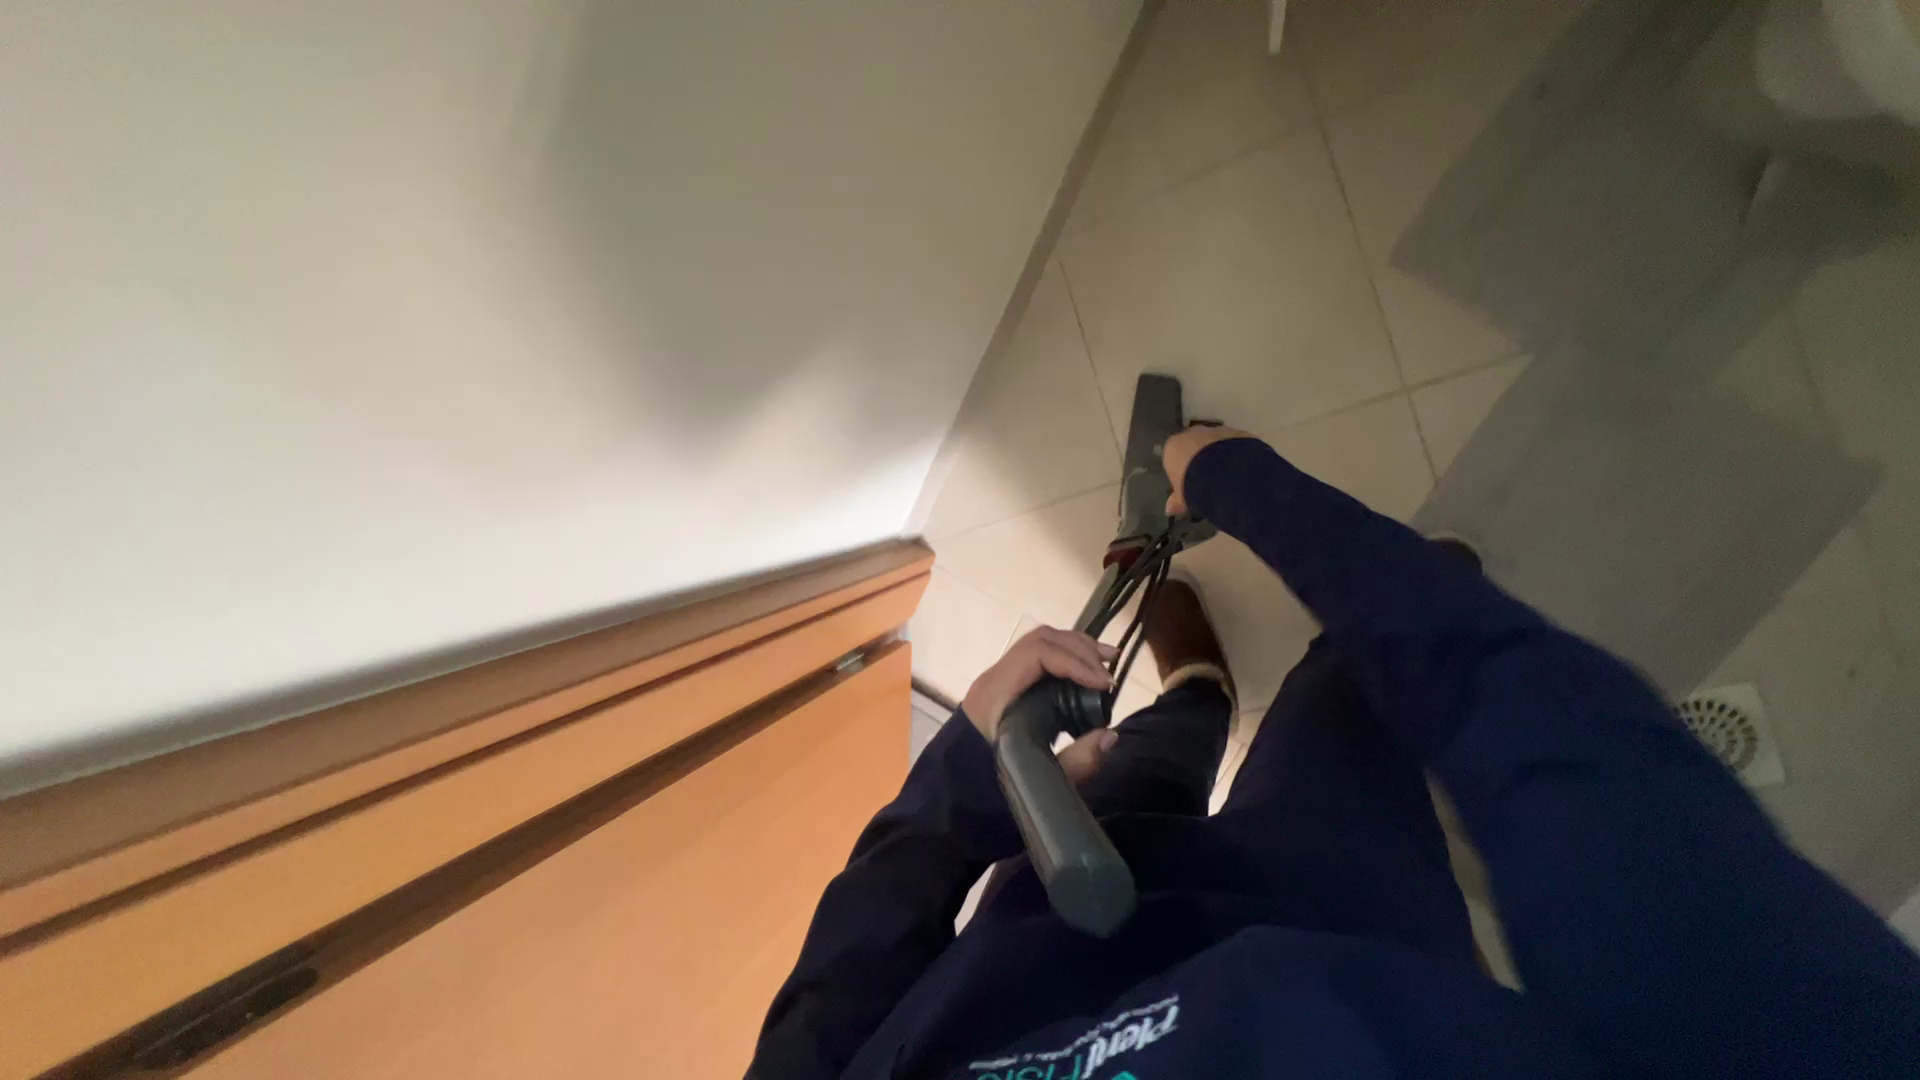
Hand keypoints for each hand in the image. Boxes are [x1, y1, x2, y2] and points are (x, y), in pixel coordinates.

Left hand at [962, 629, 1118, 782]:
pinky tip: (1089, 667)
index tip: (1102, 683)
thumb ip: (1075, 762)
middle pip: (1041, 640)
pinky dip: (1068, 655)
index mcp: (994, 693)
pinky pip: (1040, 655)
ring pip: (1041, 642)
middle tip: (1109, 672)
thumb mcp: (1036, 778)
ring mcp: (1001, 676)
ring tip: (1108, 661)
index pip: (1036, 653)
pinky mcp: (1010, 682)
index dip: (1074, 662)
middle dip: (1080, 651)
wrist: (960, 786)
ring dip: (1077, 648)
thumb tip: (1110, 735)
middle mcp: (995, 676)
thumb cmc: (991, 782)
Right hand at [1163, 424, 1252, 515]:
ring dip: (1220, 453)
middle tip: (1208, 477)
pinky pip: (1236, 442)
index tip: (1187, 481)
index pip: (1173, 455)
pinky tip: (1241, 469)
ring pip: (1216, 441)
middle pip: (1194, 444)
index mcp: (1174, 447)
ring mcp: (1217, 431)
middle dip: (1200, 456)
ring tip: (1227, 474)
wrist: (1227, 473)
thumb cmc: (1195, 485)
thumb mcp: (1184, 498)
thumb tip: (1169, 508)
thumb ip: (1177, 500)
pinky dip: (1237, 452)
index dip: (1181, 468)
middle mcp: (1193, 434)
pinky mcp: (1238, 432)